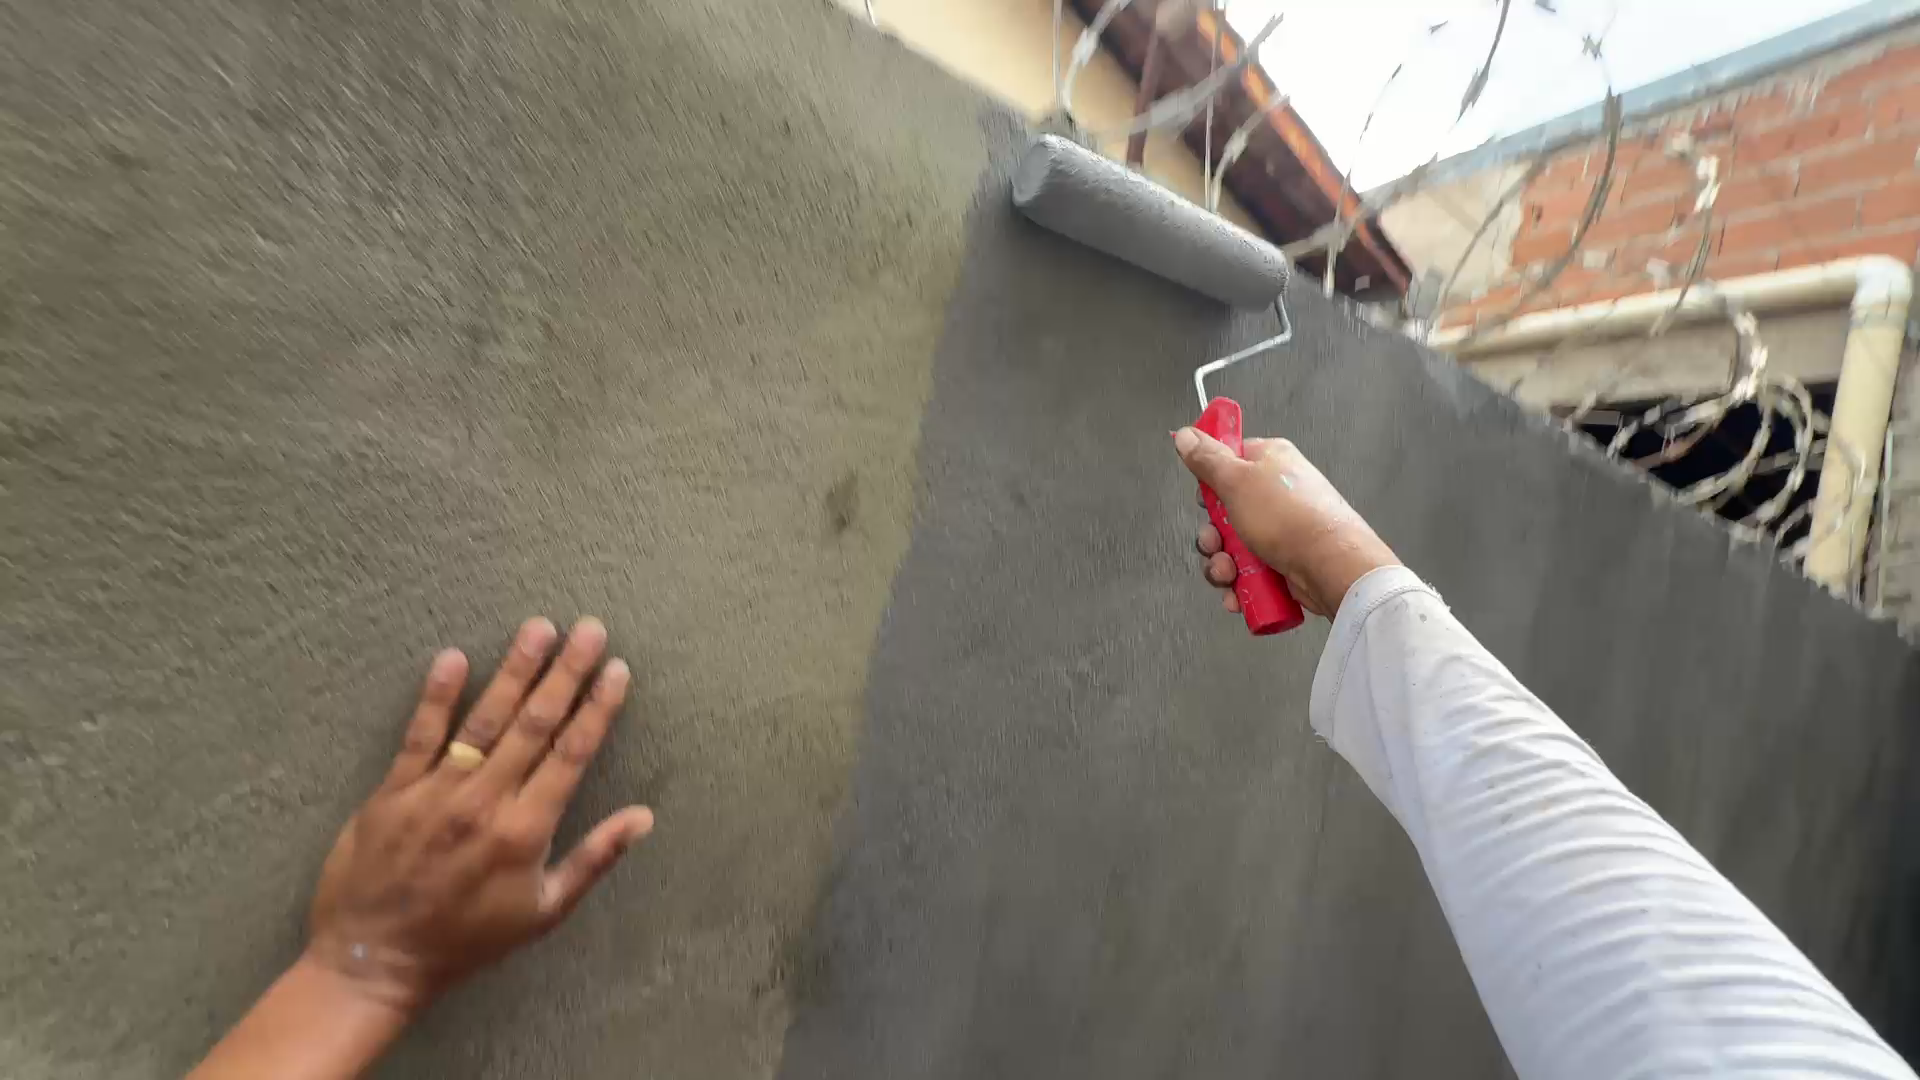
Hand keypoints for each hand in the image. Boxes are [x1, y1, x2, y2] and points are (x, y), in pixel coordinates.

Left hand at [305, 616, 653, 1013]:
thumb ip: (596, 857)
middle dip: (566, 672)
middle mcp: (484, 802)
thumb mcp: (546, 910)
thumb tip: (646, 817)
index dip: (597, 707)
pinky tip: (453, 657)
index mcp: (525, 829)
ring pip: (484, 720)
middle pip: (534, 724)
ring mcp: (435, 793)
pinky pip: (418, 737)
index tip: (617, 669)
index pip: (572, 753)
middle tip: (588, 629)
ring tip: (538, 629)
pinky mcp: (391, 793)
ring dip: (514, 671)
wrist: (371, 967)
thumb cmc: (470, 938)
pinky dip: (436, 697)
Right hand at [1172, 428, 1398, 618]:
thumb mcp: (1236, 481)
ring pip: (1231, 545)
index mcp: (1269, 461)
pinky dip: (1239, 582)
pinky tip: (1237, 592)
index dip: (1210, 482)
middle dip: (1212, 536)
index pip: (1227, 461)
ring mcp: (1280, 528)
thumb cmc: (1287, 518)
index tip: (1206, 499)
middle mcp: (1275, 492)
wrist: (1331, 568)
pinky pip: (1248, 569)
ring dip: (1221, 564)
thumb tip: (1184, 434)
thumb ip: (1207, 458)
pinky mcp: (1282, 559)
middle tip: (1216, 544)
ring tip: (1229, 575)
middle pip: (1223, 511)